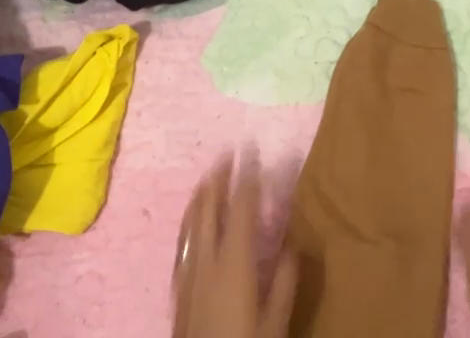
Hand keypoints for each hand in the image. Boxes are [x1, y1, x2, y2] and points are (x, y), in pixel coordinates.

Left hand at [173, 153, 297, 337]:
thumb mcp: (276, 322)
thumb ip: (284, 281)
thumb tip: (291, 245)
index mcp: (234, 261)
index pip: (241, 207)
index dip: (247, 176)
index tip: (253, 150)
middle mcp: (207, 260)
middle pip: (209, 207)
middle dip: (218, 176)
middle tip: (229, 150)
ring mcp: (188, 272)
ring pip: (191, 222)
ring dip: (200, 194)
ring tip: (209, 175)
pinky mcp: (178, 287)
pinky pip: (181, 241)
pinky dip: (188, 220)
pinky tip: (192, 219)